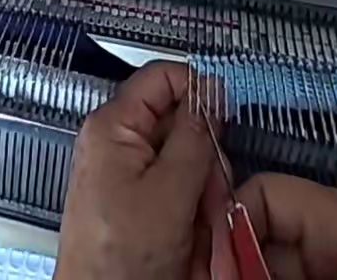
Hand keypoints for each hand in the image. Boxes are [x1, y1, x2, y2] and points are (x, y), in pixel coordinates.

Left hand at [54, 61, 221, 279]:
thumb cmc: (117, 265)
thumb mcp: (171, 191)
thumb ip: (195, 134)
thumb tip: (211, 93)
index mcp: (113, 125)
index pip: (164, 76)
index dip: (197, 88)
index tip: (223, 112)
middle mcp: (115, 141)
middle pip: (177, 119)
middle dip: (203, 151)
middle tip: (211, 186)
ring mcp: (123, 171)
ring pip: (181, 154)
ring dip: (201, 184)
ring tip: (201, 220)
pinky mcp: (132, 198)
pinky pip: (173, 184)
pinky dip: (190, 203)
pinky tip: (192, 231)